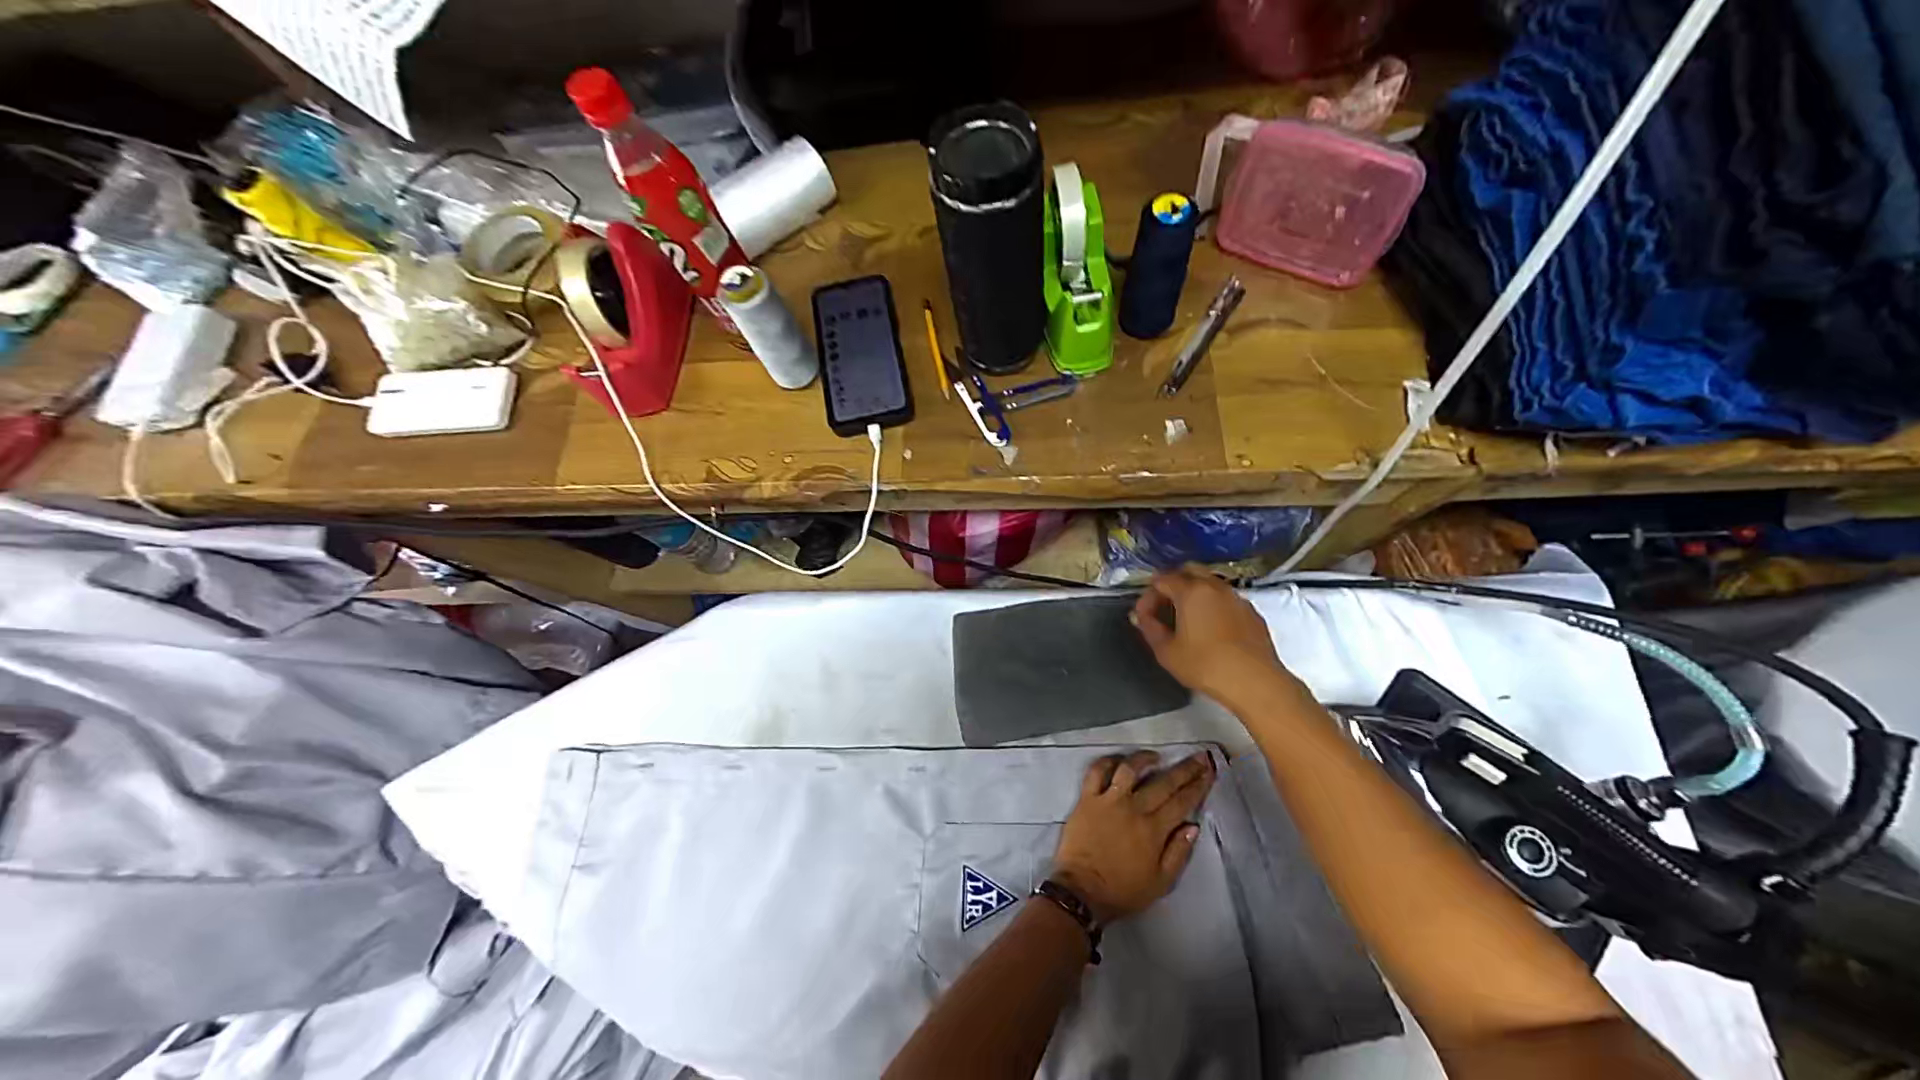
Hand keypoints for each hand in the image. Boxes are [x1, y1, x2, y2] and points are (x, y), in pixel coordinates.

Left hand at [1049, 750, 1214, 923]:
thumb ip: (1178, 852)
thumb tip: (1193, 825)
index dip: (1198, 785)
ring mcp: (1108, 800)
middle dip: (1184, 769)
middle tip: (1198, 757)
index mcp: (1154, 830)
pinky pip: (1097, 772)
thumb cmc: (1123, 890)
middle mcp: (1133, 808)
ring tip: (1156, 756)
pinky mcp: (1087, 799)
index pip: (1181, 802)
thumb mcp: (1161, 882)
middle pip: (1163, 782)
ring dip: (1144, 759)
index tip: (1209, 771)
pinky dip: (1108, 761)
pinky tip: (1118, 760)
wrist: (1082, 891)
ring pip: (1129, 769)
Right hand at [1130, 565, 1300, 707]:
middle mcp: (1215, 587)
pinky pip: (1227, 600)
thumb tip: (1142, 617)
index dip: (1148, 596)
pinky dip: (1214, 605)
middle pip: (1189, 570)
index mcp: (1191, 591)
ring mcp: (1237, 598)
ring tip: (1187, 618)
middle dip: (1172, 583)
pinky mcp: (1252, 613)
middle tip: (1164, 607)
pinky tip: (1211, 629)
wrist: (1254, 681)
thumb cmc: (1205, 665)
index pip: (1162, 580)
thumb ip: (1150, 629)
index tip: (1143, 616)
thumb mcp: (1167, 651)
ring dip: (1195, 593)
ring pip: (1210, 583)